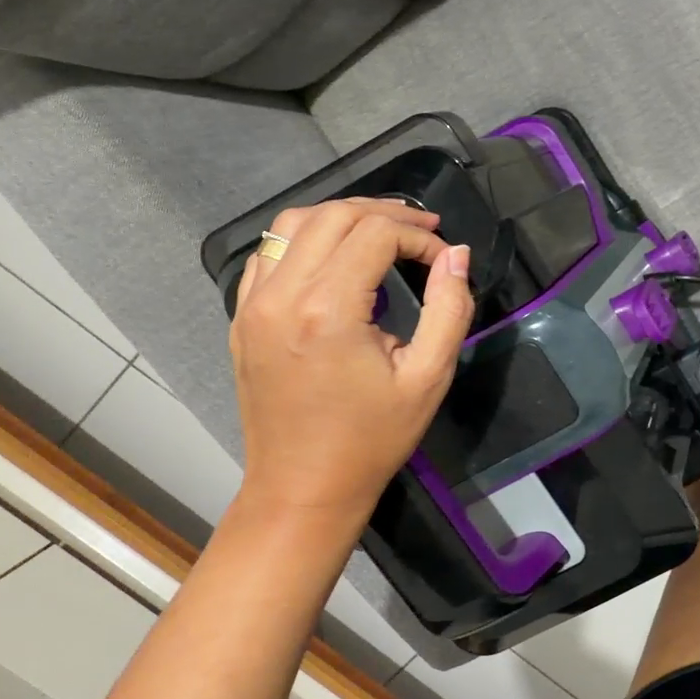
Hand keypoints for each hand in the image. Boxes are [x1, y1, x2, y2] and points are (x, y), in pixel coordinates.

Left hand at [228, 198, 474, 518]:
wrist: (304, 485)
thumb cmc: (373, 437)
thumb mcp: (430, 375)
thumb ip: (450, 307)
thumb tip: (456, 255)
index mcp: (328, 311)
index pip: (377, 234)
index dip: (420, 237)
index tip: (444, 262)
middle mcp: (281, 296)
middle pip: (333, 216)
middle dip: (386, 213)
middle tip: (424, 231)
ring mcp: (253, 305)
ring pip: (293, 224)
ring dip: (343, 217)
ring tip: (384, 233)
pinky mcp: (243, 317)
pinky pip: (270, 253)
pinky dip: (307, 239)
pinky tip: (339, 258)